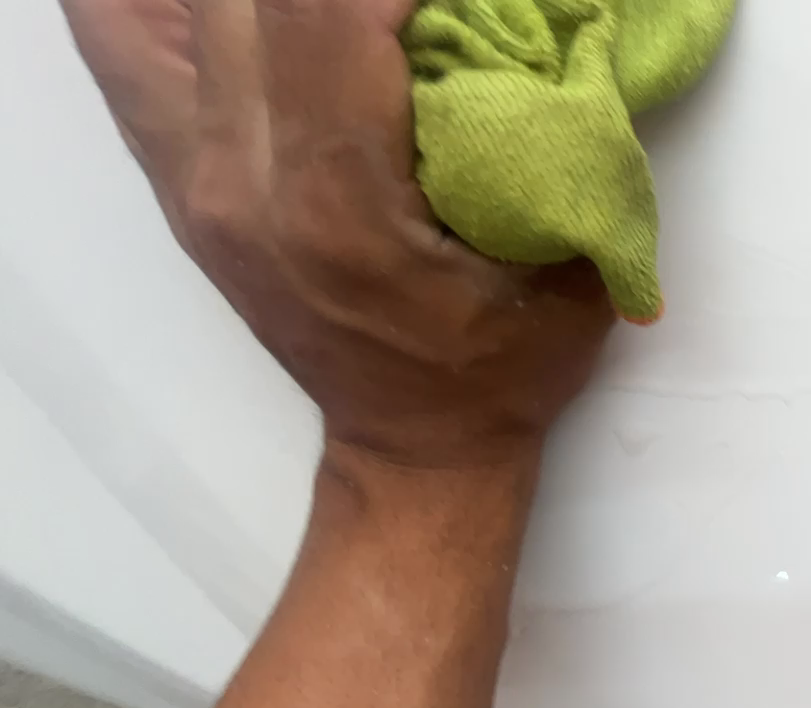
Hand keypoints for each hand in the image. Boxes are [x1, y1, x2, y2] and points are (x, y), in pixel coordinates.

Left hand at [61, 0, 614, 469]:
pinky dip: (187, 4)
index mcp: (348, 214)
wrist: (420, 445)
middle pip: (255, 1)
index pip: (333, 22)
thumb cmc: (507, 379)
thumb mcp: (574, 291)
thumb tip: (568, 68)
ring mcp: (193, 181)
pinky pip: (122, 39)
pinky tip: (247, 14)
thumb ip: (569, 181)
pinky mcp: (178, 184)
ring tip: (352, 14)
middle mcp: (242, 182)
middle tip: (421, 6)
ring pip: (183, 4)